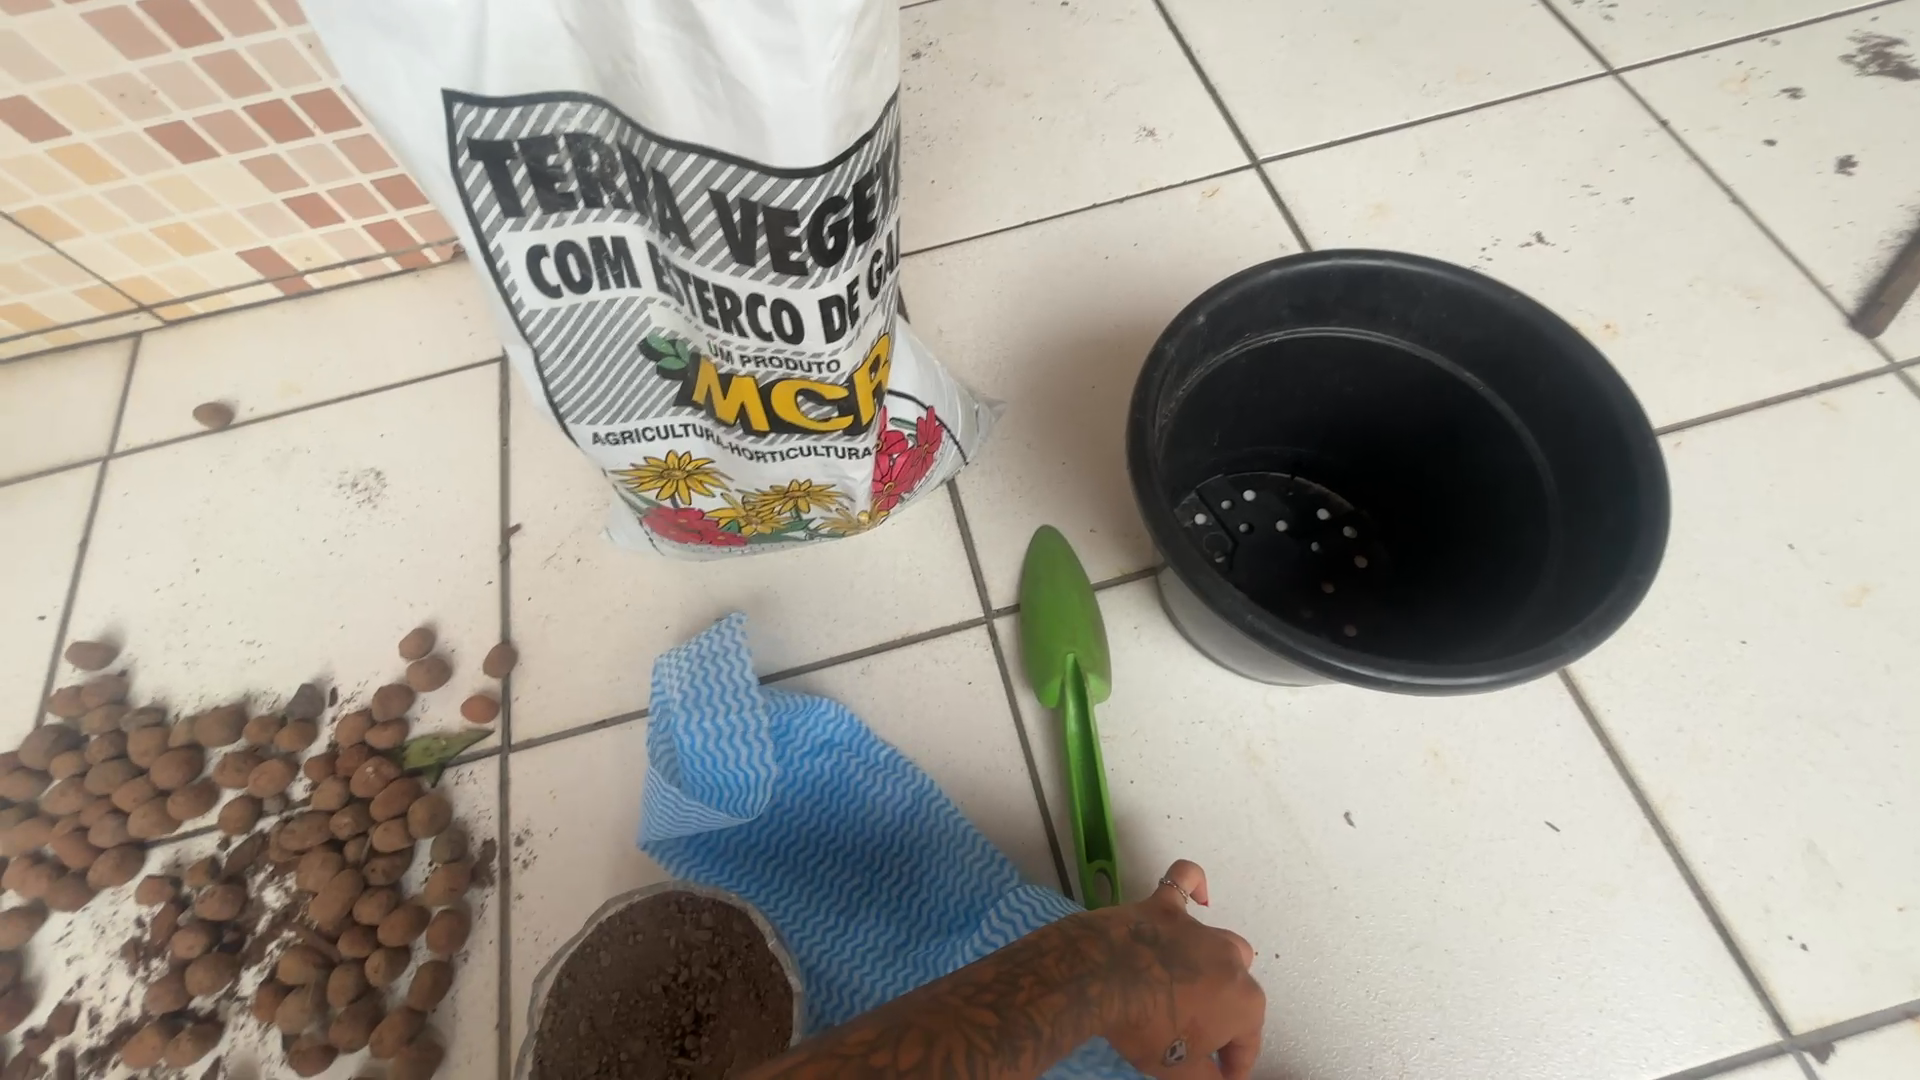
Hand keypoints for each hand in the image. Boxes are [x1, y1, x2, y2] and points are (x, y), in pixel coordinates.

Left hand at [1095, 860, 1265, 1079]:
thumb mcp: (1180, 1072)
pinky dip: (1194, 883)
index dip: (1234, 1065)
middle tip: (1198, 1034)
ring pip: (1221, 943)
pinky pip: (1184, 880)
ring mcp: (1195, 927)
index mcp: (1243, 1001)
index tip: (1220, 1077)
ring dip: (1213, 967)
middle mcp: (1228, 958)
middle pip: (1238, 988)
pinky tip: (1199, 895)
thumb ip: (1207, 1078)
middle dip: (1224, 1013)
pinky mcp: (1162, 905)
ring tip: (1190, 988)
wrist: (1101, 978)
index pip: (1247, 1042)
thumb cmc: (1145, 1027)